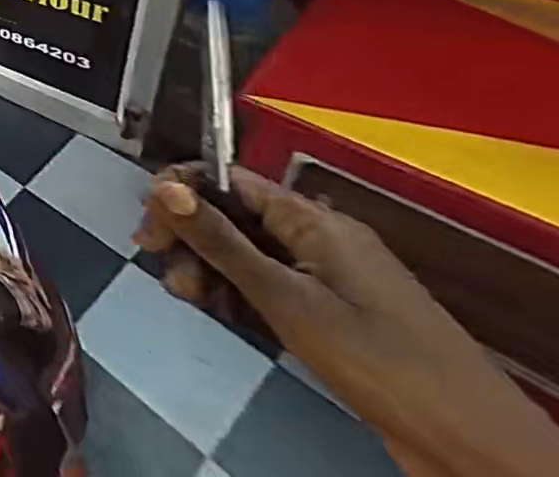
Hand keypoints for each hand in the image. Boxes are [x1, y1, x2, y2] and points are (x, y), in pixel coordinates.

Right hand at [135, 165, 558, 476]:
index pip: (226, 179)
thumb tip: (164, 187)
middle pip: (227, 215)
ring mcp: (323, 273)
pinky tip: (223, 313)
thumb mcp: (285, 299)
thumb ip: (220, 240)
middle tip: (160, 266)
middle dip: (187, 237)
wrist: (478, 451)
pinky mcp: (326, 307)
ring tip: (193, 299)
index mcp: (312, 222)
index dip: (179, 193)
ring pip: (239, 251)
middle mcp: (316, 237)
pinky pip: (262, 281)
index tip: (150, 228)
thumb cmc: (379, 362)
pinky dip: (234, 292)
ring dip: (205, 268)